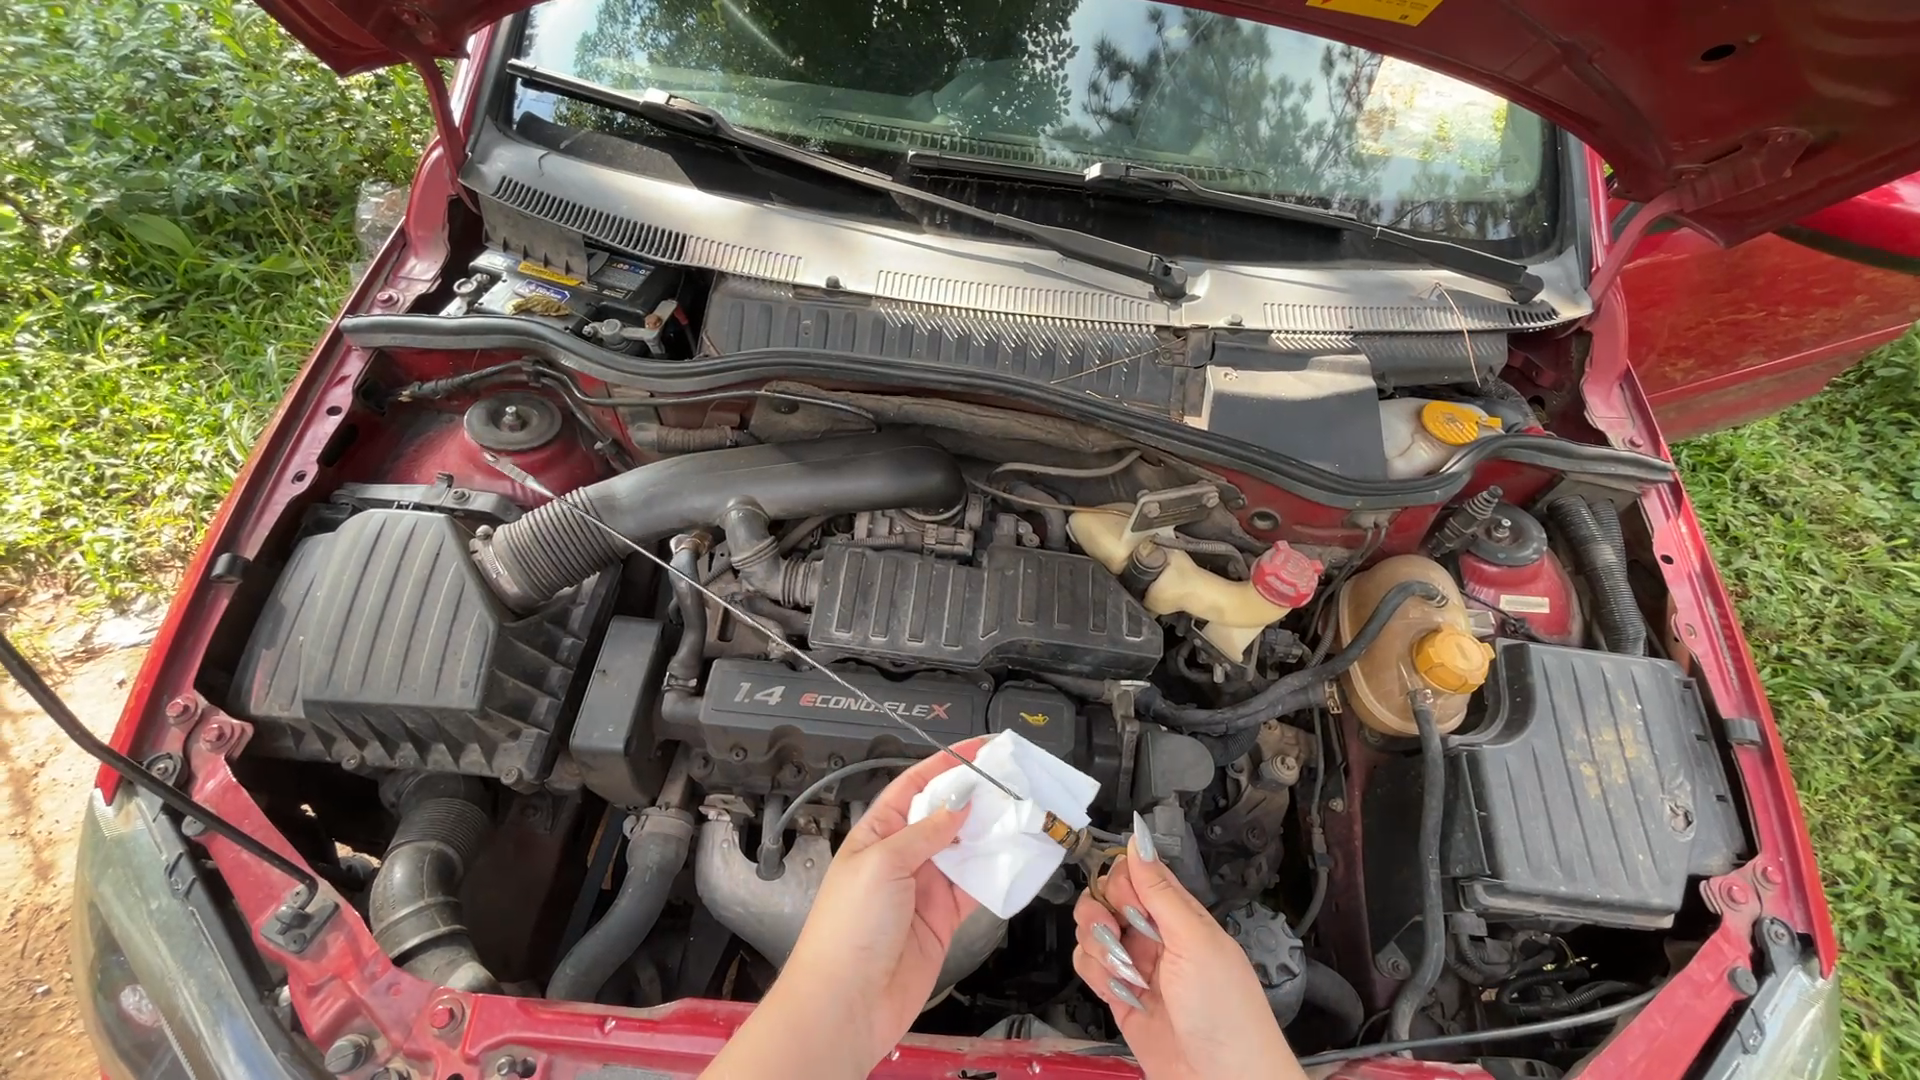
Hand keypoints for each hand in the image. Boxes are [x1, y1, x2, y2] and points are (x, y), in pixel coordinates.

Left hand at [701, 739, 986, 1078]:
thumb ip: (925, 832)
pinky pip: (975, 886)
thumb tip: (958, 804)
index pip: (916, 785)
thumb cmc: (847, 928)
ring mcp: (925, 885)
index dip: (947, 763)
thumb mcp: (883, 863)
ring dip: (991, 832)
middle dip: (976, 796)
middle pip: (945, 813)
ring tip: (1021, 813)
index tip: (980, 748)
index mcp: (878, 831)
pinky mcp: (943, 916)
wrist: (847, 1003)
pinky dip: (995, 873)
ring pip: (965, 847)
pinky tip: (1015, 858)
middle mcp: (902, 853)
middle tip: (1011, 780)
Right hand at [1073, 814, 1308, 1079]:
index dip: (1122, 884)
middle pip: (1105, 898)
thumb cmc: (1228, 1014)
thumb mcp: (1195, 941)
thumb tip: (1139, 836)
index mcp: (1178, 914)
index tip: (1130, 906)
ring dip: (1098, 946)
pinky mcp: (1120, 996)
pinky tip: (1118, 990)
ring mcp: (1136, 966)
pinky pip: (1088, 966)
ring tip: (1123, 973)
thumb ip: (1160, 889)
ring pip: (1092, 930)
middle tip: (1120, 937)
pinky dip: (1094, 973)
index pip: (1133, 873)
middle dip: (1101, 913)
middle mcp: (1155, 935)